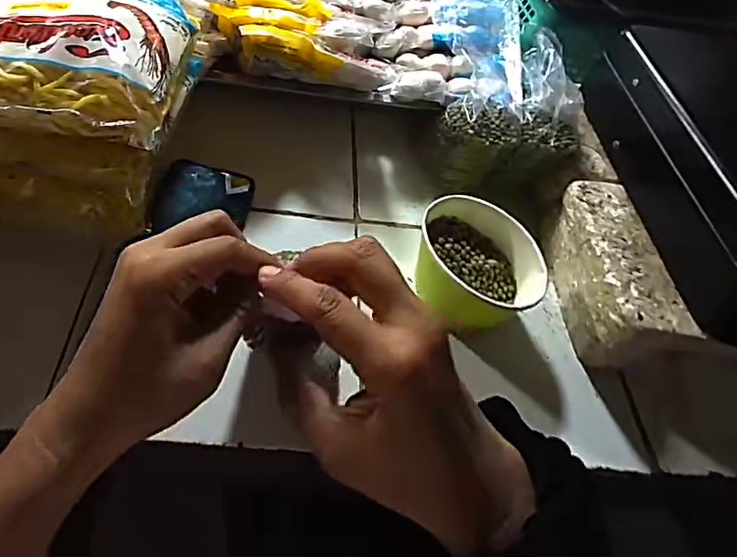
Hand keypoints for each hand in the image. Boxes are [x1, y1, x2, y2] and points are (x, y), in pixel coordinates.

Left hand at [40, 212, 277, 463]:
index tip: (284, 280)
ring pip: (197, 233)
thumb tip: (262, 289)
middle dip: (242, 250)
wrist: (85, 417)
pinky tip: (214, 301)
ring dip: (223, 256)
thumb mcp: (205, 362)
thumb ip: (239, 316)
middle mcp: (146, 251)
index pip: (226, 247)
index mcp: (160, 273)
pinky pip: (182, 249)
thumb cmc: (142, 397)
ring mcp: (137, 256)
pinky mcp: (135, 267)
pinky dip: (204, 264)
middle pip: (212, 224)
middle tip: (260, 285)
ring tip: (241, 296)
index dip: (260, 262)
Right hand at [257, 239, 534, 554]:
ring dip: (335, 260)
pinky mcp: (426, 315)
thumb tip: (278, 342)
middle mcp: (414, 324)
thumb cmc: (406, 475)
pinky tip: (328, 293)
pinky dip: (351, 272)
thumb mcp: (337, 448)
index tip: (263, 276)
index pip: (333, 306)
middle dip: (317, 257)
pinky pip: (384, 275)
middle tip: (284, 275)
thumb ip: (299, 393)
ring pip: (376, 258)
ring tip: (302, 283)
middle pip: (362, 258)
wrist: (473, 480)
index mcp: (393, 361)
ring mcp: (425, 314)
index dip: (292, 287)